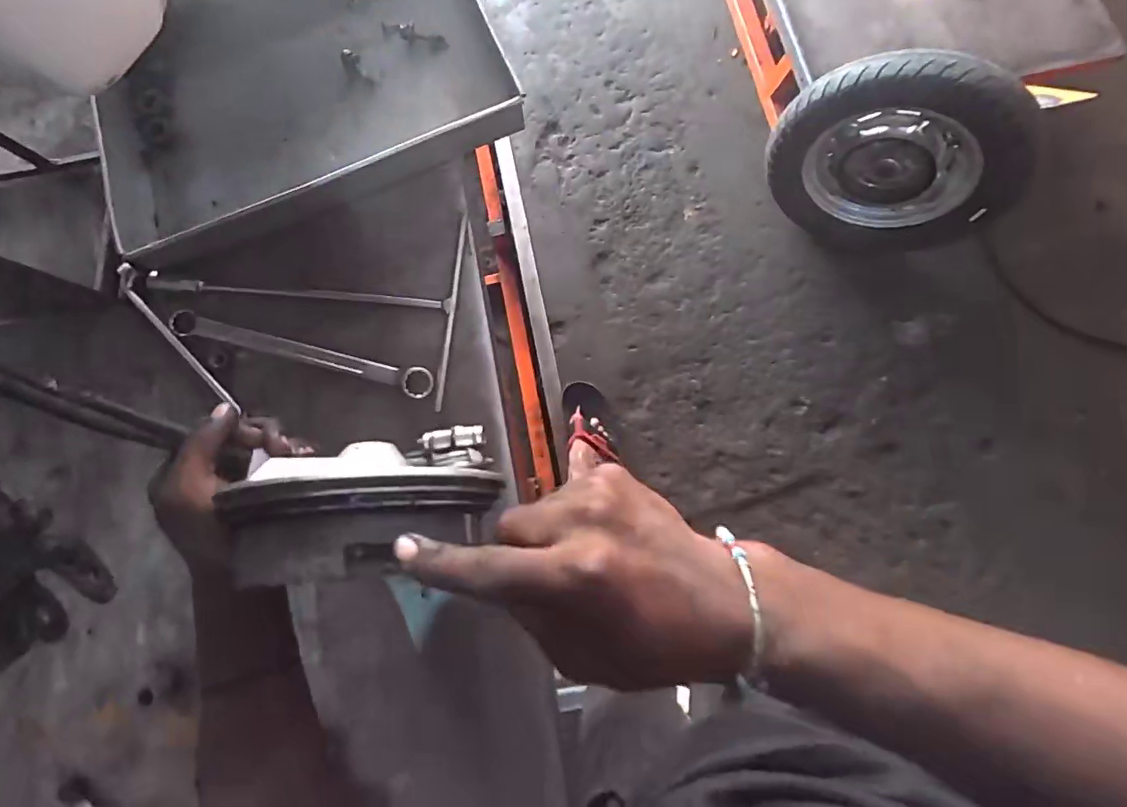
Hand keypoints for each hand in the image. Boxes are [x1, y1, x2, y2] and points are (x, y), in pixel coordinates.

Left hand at [149, 403, 313, 576]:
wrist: (242, 577)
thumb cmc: (208, 535)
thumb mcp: (186, 488)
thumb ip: (199, 443)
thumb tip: (226, 408)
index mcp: (180, 471)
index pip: (210, 430)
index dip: (235, 428)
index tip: (256, 440)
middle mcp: (209, 472)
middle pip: (240, 434)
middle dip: (264, 436)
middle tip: (281, 448)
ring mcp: (240, 481)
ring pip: (264, 443)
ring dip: (283, 443)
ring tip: (297, 454)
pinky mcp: (266, 489)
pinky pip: (281, 458)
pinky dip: (294, 454)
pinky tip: (306, 456)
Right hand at [393, 440, 755, 689]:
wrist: (721, 598)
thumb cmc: (654, 643)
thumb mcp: (583, 656)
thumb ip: (529, 614)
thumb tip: (495, 581)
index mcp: (576, 576)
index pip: (491, 569)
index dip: (442, 564)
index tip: (405, 550)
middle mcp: (584, 521)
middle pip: (508, 526)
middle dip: (514, 552)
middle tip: (543, 575)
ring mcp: (600, 488)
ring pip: (533, 505)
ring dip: (543, 531)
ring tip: (584, 553)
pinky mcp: (613, 472)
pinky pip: (565, 485)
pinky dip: (569, 509)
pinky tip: (597, 526)